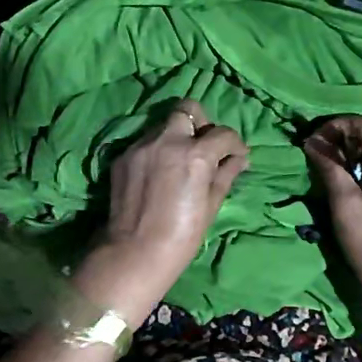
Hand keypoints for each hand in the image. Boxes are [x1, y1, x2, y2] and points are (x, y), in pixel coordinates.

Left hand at [94, 100, 249, 295]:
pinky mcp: (123, 157)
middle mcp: (167, 141)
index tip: (237, 156)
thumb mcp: (212, 204)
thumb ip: (226, 174)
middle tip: (204, 146)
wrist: (135, 252)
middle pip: (188, 109)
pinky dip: (157, 152)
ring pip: (164, 126)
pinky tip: (159, 175)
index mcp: (195, 154)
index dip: (235, 144)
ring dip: (177, 137)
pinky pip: (145, 144)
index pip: (223, 133)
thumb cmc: (182, 235)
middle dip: (201, 123)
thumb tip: (239, 159)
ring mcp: (141, 146)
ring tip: (180, 162)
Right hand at [303, 115, 361, 299]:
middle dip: (340, 135)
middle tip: (313, 148)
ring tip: (321, 160)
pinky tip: (338, 173)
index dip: (339, 124)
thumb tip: (312, 142)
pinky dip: (355, 162)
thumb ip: (329, 167)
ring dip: (346, 149)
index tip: (314, 137)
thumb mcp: (344, 202)